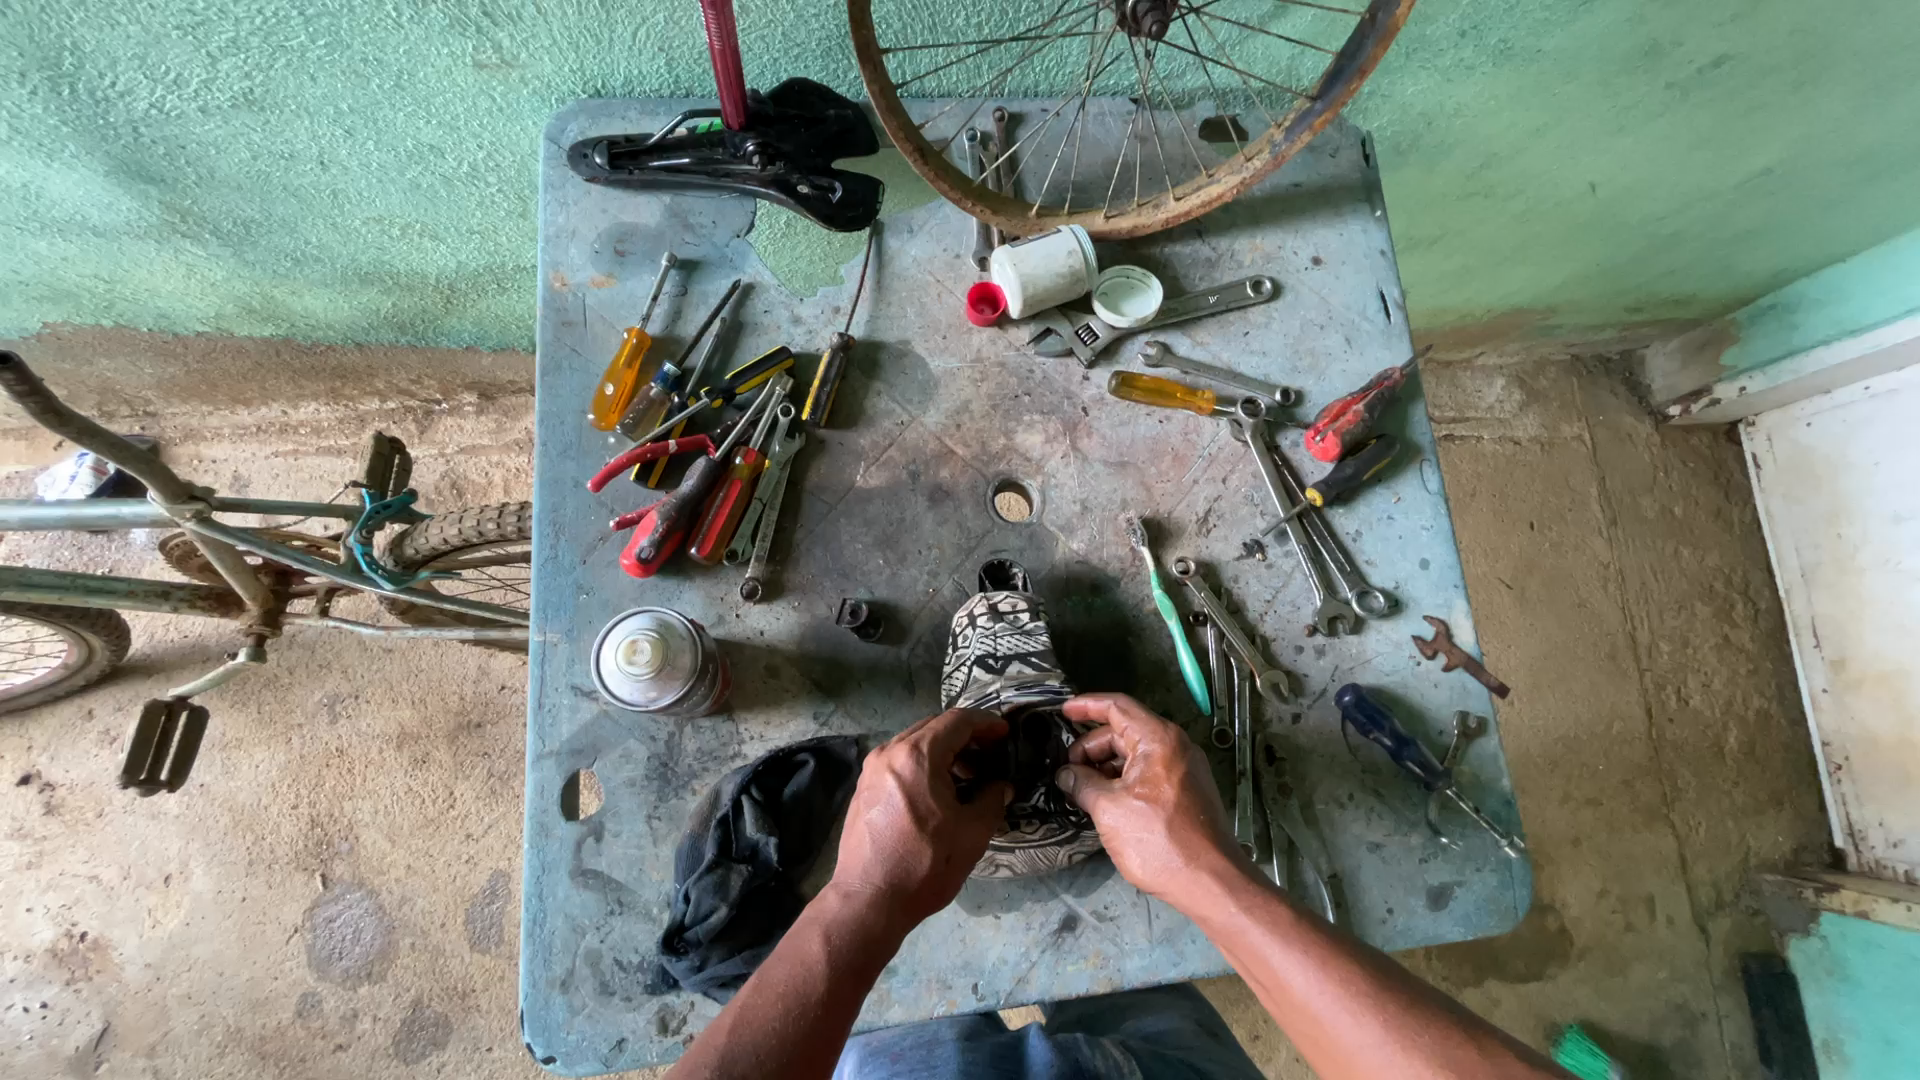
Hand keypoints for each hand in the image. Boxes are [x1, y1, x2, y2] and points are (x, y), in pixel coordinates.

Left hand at [827, 709, 1013, 930]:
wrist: (868, 900)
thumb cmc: (924, 865)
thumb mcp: (972, 834)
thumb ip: (992, 800)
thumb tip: (1001, 786)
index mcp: (917, 756)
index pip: (957, 721)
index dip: (985, 722)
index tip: (1004, 733)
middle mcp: (890, 752)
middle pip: (933, 726)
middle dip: (965, 734)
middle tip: (991, 752)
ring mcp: (873, 768)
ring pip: (914, 742)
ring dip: (944, 750)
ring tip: (969, 775)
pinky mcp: (865, 786)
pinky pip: (899, 760)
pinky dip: (923, 763)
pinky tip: (939, 789)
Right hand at [1055, 693, 1242, 907]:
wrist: (1211, 883)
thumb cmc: (1158, 840)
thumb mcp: (1109, 809)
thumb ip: (1083, 784)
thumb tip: (1065, 773)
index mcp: (1158, 739)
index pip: (1117, 706)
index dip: (1086, 705)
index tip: (1062, 711)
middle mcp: (1175, 745)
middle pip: (1124, 731)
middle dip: (1091, 747)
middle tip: (1067, 771)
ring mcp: (1184, 768)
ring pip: (1135, 754)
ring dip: (1106, 766)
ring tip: (1082, 790)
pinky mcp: (1186, 790)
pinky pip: (1148, 771)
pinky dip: (1123, 778)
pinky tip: (1105, 800)